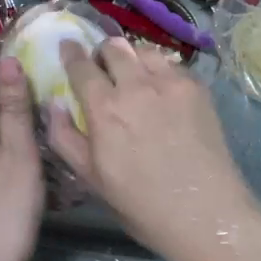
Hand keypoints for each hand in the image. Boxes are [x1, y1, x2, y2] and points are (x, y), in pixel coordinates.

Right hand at [48, 37, 260, 260]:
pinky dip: (160, 71)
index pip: (81, 65)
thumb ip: (64, 137)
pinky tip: (163, 92)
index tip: (68, 47)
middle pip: (112, 47)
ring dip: (132, 58)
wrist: (206, 214)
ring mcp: (169, 82)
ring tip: (135, 77)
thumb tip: (55, 103)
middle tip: (103, 69)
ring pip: (142, 50)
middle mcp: (135, 86)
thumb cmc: (142, 205)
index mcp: (104, 108)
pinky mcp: (195, 86)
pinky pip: (170, 64)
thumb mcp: (92, 179)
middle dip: (102, 53)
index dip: (71, 52)